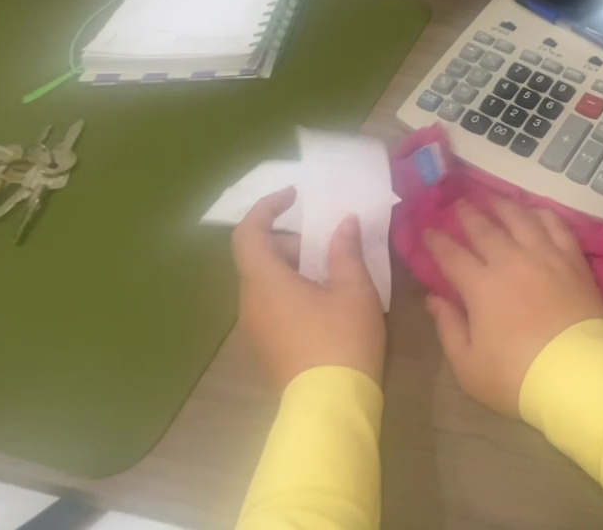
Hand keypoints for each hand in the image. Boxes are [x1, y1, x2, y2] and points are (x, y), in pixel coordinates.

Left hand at [232, 187, 385, 389]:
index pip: (248, 234)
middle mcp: (251, 303)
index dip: (266, 209)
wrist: (330, 405)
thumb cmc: (342, 338)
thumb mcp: (354, 288)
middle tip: (330, 240)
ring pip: (267, 283)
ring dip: (295, 267)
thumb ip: (345, 251)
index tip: (294, 197)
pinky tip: (328, 300)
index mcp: (265, 283)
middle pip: (259, 258)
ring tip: (335, 269)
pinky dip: (293, 290)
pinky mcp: (266, 348)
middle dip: (292, 241)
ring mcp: (256, 329)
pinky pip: (272, 305)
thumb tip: (343, 223)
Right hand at [424, 197, 602, 416]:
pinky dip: (542, 213)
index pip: (452, 255)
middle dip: (468, 214)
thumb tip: (433, 298)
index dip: (437, 241)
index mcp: (481, 286)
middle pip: (485, 228)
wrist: (576, 372)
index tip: (428, 230)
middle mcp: (511, 260)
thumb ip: (448, 327)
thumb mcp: (468, 365)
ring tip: (493, 198)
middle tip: (459, 203)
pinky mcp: (572, 258)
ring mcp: (545, 255)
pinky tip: (535, 210)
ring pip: (520, 218)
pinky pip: (555, 224)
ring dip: (503, 205)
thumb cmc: (516, 376)